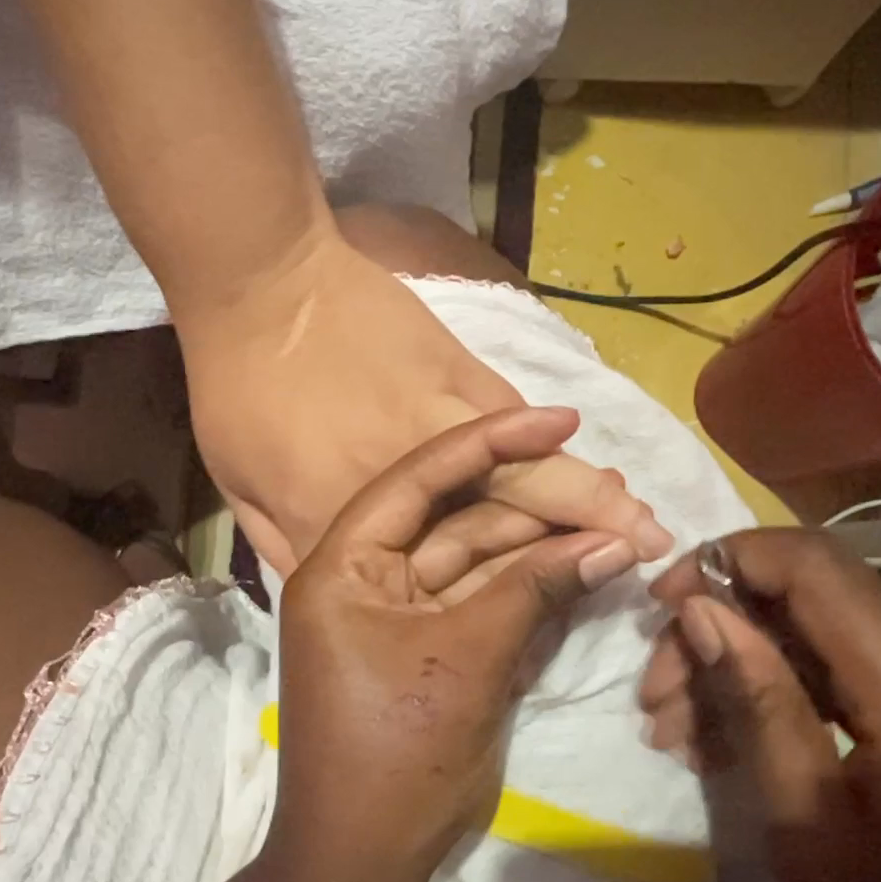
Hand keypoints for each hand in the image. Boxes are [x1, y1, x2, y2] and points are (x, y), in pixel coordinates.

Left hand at [181, 235, 674, 575]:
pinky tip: (585, 455)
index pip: (434, 573)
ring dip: (586, 496)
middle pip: (504, 526)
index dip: (505, 589)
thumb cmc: (238, 391)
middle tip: (642, 557)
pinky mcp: (456, 372)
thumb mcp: (238, 487)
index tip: (550, 596)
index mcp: (346, 517)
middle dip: (575, 544)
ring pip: (525, 474)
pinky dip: (549, 441)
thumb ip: (286, 547)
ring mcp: (437, 422)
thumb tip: (338, 593)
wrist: (259, 285)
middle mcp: (406, 481)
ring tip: (639, 517)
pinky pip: (510, 417)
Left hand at [268, 407, 641, 881]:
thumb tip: (613, 540)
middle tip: (616, 493)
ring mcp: (402, 613)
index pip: (421, 477)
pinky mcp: (433, 648)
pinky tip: (586, 568)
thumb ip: (534, 590)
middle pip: (458, 518)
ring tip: (618, 531)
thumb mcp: (466, 659)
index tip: (562, 419)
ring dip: (543, 550)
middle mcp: (368, 575)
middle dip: (535, 508)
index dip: (492, 441)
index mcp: (345, 562)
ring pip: (479, 561)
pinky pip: (484, 602)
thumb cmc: (395, 752)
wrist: (363, 860)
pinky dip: (531, 590)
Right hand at [642, 530, 880, 881]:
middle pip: (806, 599)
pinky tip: (740, 742)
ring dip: (744, 669)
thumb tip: (701, 613)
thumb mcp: (820, 835)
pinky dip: (787, 692)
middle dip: (716, 634)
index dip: (727, 560)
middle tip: (656, 699)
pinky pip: (853, 673)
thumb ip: (761, 712)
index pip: (813, 563)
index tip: (660, 604)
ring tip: (681, 734)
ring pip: (821, 638)